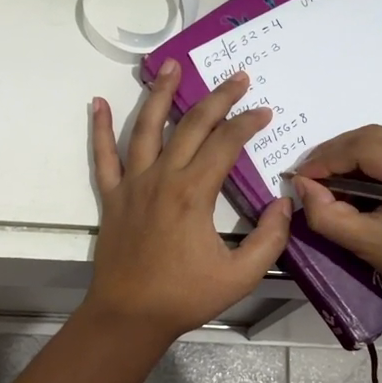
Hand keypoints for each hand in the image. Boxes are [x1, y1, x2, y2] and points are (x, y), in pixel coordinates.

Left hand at [85, 61, 292, 340]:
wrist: (129, 316)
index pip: (226, 144)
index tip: (264, 111)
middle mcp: (162, 178)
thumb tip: (282, 203)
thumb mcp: (240, 275)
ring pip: (146, 128)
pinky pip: (103, 156)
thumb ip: (269, 239)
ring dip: (160, 94)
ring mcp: (133, 184)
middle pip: (192, 125)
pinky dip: (101, 128)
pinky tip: (99, 103)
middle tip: (237, 77)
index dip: (248, 124)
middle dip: (218, 97)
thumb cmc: (185, 296)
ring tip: (171, 65)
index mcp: (194, 193)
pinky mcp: (111, 196)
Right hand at [291, 125, 381, 318]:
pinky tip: (358, 179)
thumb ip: (326, 214)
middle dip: (337, 153)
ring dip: (354, 155)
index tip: (299, 177)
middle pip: (375, 136)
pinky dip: (375, 160)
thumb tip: (302, 184)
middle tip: (310, 176)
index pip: (362, 147)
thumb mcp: (368, 244)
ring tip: (330, 178)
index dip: (325, 159)